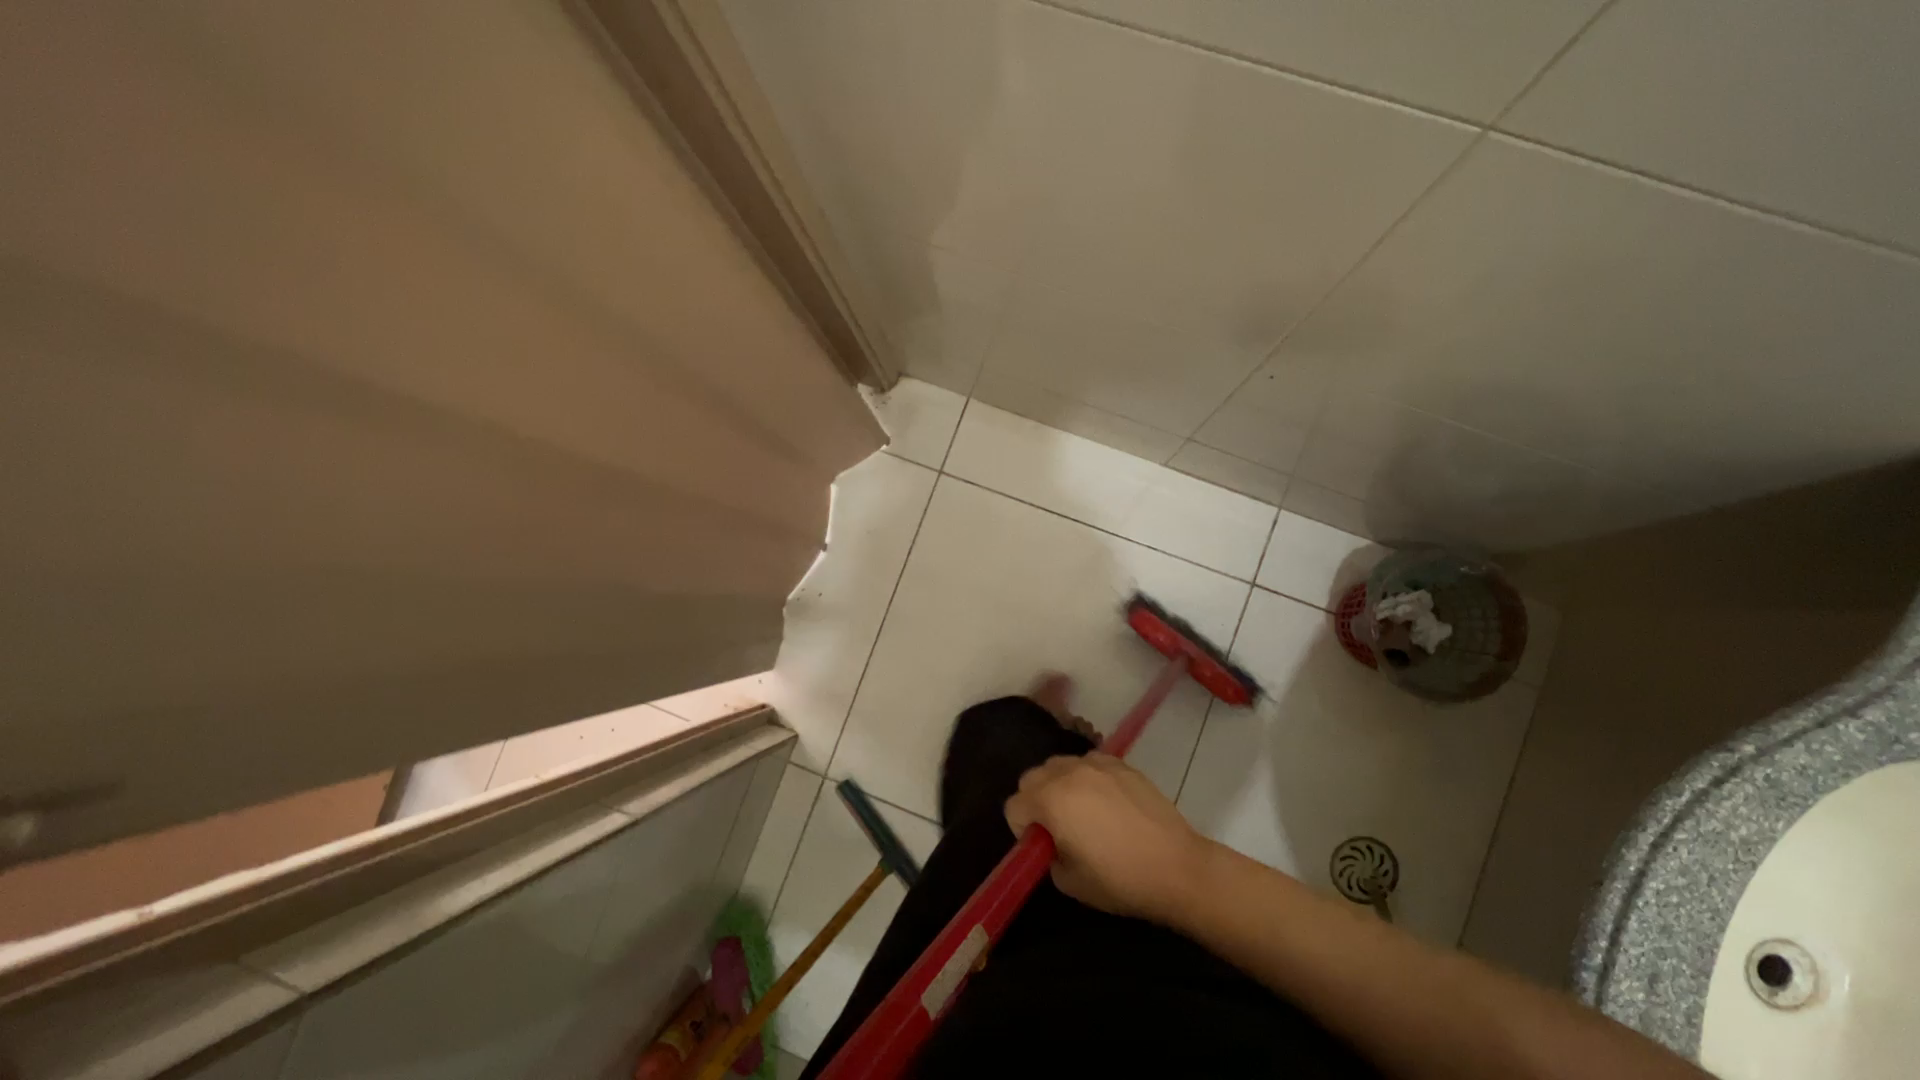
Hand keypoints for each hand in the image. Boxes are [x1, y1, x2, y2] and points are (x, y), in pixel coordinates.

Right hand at [1003, 752, 1213, 923]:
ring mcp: (1098, 764)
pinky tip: (1107, 803)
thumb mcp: (1067, 880)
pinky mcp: (1122, 765)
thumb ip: (1047, 853)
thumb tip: (1050, 842)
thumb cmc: (1119, 879)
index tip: (1042, 847)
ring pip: (1060, 765)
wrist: (1176, 867)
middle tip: (1058, 829)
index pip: (1014, 805)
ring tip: (1083, 813)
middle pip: (1032, 777)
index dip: (1022, 830)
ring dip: (1059, 785)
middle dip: (1036, 801)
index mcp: (1051, 799)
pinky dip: (1087, 778)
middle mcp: (1069, 772)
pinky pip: (1089, 764)